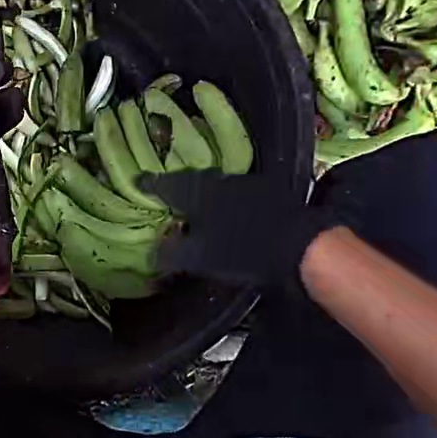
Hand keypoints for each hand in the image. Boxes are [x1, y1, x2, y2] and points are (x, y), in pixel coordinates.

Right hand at [142, 171, 331, 287]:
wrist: (298, 244)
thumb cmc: (241, 250)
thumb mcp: (200, 257)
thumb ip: (173, 253)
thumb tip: (152, 252)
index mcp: (197, 191)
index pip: (166, 184)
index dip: (150, 184)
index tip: (138, 182)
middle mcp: (219, 180)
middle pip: (192, 182)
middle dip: (179, 188)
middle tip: (168, 197)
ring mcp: (246, 183)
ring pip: (216, 185)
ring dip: (205, 194)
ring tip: (197, 206)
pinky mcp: (268, 191)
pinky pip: (237, 191)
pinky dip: (227, 200)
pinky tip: (229, 212)